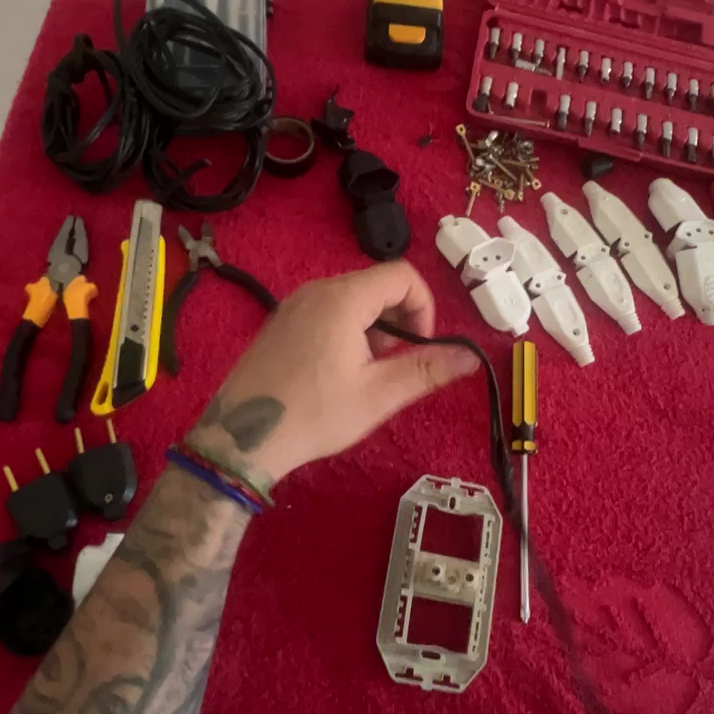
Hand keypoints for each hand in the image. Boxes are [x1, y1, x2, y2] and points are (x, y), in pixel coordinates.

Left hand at [184, 262, 479, 485]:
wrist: (241, 439)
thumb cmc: (314, 414)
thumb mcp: (379, 395)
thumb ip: (428, 368)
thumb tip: (472, 356)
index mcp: (343, 298)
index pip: (402, 275)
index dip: (424, 306)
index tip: (420, 346)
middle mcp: (316, 289)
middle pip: (377, 284)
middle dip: (399, 318)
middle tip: (392, 363)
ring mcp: (294, 303)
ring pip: (352, 297)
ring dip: (374, 326)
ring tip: (365, 371)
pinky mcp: (281, 320)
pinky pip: (327, 308)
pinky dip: (347, 328)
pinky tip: (337, 370)